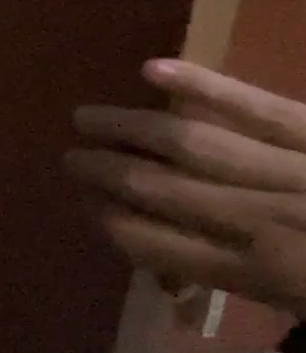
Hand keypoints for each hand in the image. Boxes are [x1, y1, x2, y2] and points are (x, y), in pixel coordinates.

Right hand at [68, 59, 305, 318]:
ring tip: (87, 117)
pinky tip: (154, 69)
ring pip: (190, 143)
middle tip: (69, 158)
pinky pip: (262, 108)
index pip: (147, 241)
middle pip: (155, 188)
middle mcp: (267, 221)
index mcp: (267, 275)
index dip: (105, 220)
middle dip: (100, 170)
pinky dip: (209, 86)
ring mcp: (301, 172)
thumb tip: (179, 268)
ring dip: (129, 126)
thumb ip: (255, 284)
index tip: (88, 208)